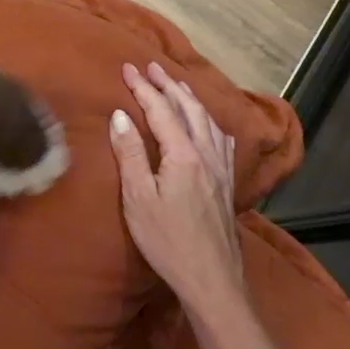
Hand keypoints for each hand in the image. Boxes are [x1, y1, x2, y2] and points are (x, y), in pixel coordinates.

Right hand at [110, 62, 243, 312]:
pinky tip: (208, 125)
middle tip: (151, 67)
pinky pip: (222, 140)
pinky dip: (210, 122)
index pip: (161, 110)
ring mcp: (221, 170)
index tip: (127, 68)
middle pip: (189, 109)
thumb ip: (131, 154)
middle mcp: (207, 155)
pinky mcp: (228, 185)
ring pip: (209, 122)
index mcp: (184, 155)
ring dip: (190, 99)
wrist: (212, 281)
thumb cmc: (168, 241)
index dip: (143, 87)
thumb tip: (121, 115)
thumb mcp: (139, 198)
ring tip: (178, 86)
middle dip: (168, 85)